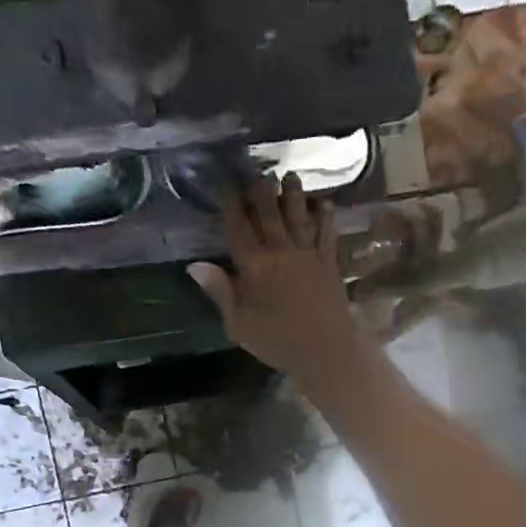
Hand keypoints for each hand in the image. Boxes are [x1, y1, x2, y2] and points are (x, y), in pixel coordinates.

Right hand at [187, 173, 360, 380]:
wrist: (324, 352)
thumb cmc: (276, 342)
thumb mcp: (238, 325)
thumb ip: (220, 292)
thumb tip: (195, 265)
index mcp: (255, 266)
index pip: (239, 228)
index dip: (230, 206)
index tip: (226, 189)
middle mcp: (281, 251)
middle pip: (270, 212)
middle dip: (261, 191)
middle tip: (257, 174)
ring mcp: (309, 254)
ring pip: (299, 214)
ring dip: (293, 193)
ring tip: (289, 176)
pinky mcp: (330, 262)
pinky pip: (327, 231)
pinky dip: (325, 214)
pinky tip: (324, 203)